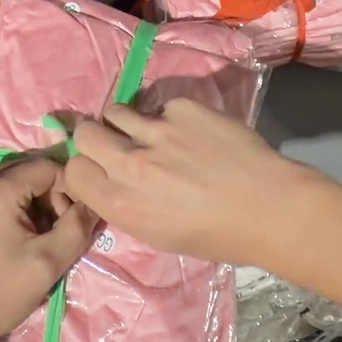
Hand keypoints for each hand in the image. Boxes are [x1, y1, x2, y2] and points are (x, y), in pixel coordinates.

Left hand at [0, 157, 97, 341]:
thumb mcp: (48, 264)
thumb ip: (77, 227)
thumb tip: (94, 203)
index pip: (47, 167)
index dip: (66, 191)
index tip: (68, 223)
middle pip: (25, 168)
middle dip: (46, 194)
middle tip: (51, 231)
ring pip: (7, 177)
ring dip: (26, 198)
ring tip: (30, 235)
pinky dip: (5, 202)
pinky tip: (6, 234)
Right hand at [63, 98, 337, 265]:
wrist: (268, 206)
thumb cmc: (215, 234)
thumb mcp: (157, 234)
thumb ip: (125, 202)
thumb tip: (108, 178)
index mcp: (123, 203)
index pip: (74, 171)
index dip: (84, 168)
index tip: (98, 168)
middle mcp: (131, 163)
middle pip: (85, 132)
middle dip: (95, 136)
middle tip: (116, 143)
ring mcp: (156, 130)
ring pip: (117, 111)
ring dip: (128, 123)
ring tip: (152, 134)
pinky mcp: (182, 107)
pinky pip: (160, 107)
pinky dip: (170, 119)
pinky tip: (193, 135)